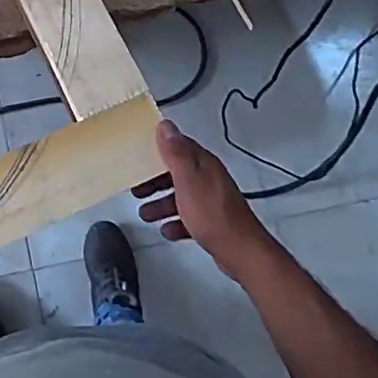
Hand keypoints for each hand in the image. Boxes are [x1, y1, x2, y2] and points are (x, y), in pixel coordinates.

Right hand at [133, 119, 283, 282]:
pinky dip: (177, 222)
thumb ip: (176, 153)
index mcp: (203, 164)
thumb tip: (166, 125)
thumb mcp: (188, 179)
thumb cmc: (212, 213)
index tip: (140, 155)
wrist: (240, 251)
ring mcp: (213, 200)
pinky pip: (190, 217)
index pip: (179, 147)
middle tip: (138, 188)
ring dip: (162, 203)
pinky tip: (167, 230)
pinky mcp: (214, 222)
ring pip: (182, 196)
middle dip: (156, 180)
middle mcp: (209, 178)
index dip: (159, 150)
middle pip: (179, 172)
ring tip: (146, 213)